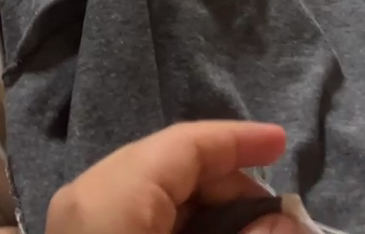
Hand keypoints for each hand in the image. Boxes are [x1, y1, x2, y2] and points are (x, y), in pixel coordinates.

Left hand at [47, 121, 290, 233]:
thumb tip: (286, 222)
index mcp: (109, 194)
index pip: (183, 143)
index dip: (238, 139)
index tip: (282, 141)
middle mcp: (86, 195)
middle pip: (171, 165)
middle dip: (229, 184)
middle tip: (278, 215)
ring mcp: (79, 220)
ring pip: (157, 193)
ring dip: (209, 208)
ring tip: (253, 228)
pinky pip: (140, 215)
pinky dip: (182, 223)